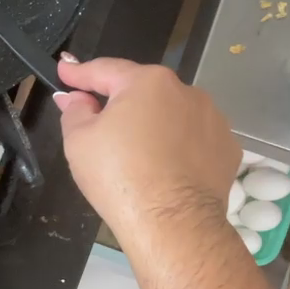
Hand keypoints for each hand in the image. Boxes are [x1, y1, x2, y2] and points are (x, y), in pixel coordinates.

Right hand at [53, 57, 240, 244]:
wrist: (171, 220)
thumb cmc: (116, 174)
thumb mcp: (78, 141)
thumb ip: (75, 112)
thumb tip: (77, 98)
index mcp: (146, 83)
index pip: (105, 70)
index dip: (78, 71)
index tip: (63, 68)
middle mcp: (185, 91)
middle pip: (141, 91)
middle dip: (117, 102)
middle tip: (94, 123)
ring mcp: (213, 118)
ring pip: (169, 114)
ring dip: (149, 124)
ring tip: (131, 154)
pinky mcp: (226, 146)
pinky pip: (190, 139)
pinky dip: (173, 146)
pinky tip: (160, 168)